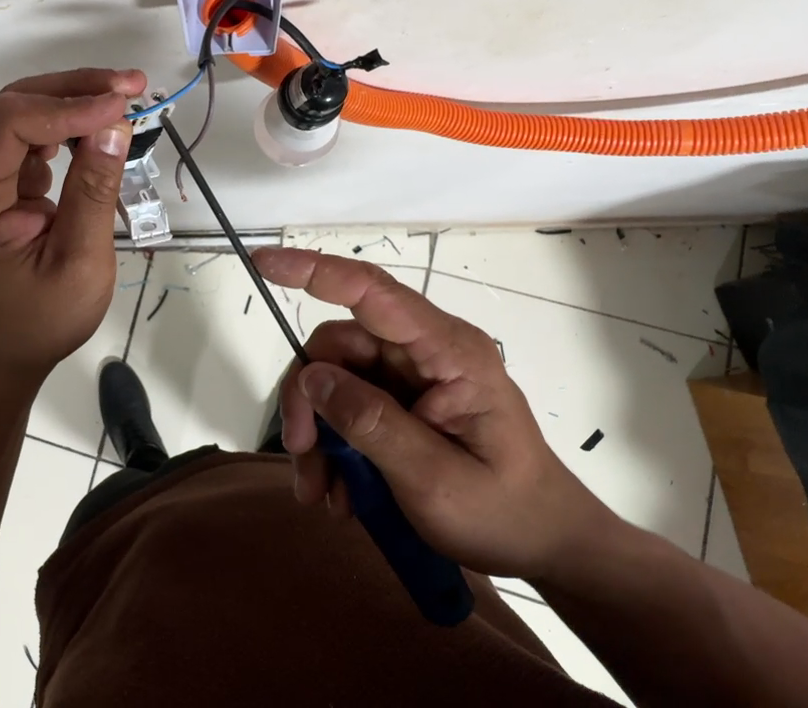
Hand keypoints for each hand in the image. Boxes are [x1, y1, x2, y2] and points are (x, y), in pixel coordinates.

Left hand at [0, 69, 144, 378]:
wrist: (10, 349)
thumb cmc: (43, 318)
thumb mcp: (79, 260)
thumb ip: (93, 190)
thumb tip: (114, 124)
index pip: (11, 123)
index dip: (69, 106)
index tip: (123, 106)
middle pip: (14, 106)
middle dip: (74, 90)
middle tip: (133, 85)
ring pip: (22, 113)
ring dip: (73, 100)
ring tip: (125, 99)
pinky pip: (29, 135)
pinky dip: (67, 125)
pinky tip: (100, 127)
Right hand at [254, 247, 619, 579]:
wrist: (544, 546)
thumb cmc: (505, 513)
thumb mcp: (435, 479)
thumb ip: (373, 423)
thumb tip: (312, 378)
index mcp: (448, 352)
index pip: (371, 292)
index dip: (313, 271)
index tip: (263, 263)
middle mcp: (424, 351)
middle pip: (338, 346)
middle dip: (308, 400)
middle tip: (302, 456)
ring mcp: (411, 376)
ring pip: (333, 379)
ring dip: (317, 434)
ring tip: (321, 492)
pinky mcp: (400, 401)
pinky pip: (345, 407)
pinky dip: (331, 447)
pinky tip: (338, 491)